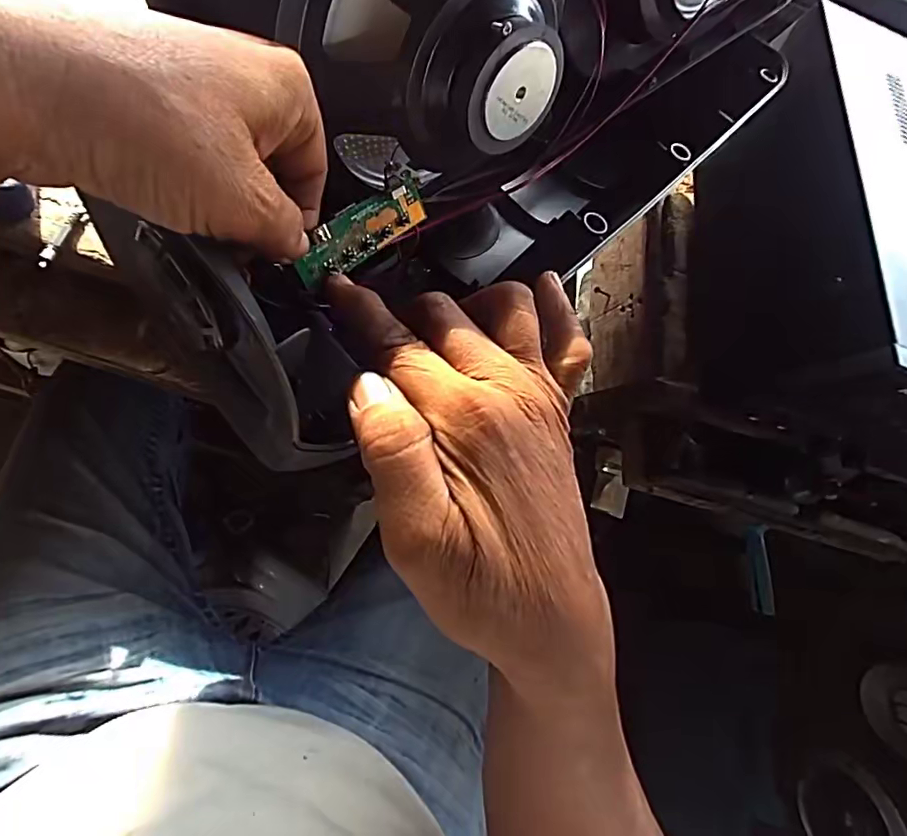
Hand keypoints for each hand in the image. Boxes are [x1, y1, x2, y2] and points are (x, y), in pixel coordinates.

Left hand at [0, 0, 326, 259]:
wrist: (20, 82)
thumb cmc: (136, 119)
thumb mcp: (237, 200)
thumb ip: (281, 230)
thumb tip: (290, 243)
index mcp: (285, 85)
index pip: (315, 168)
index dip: (300, 219)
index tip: (279, 253)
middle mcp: (241, 71)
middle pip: (269, 164)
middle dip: (253, 211)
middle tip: (232, 245)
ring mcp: (188, 77)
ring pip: (221, 160)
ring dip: (210, 200)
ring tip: (183, 218)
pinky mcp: (141, 90)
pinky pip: (177, 149)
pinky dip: (172, 180)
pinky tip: (151, 194)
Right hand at [326, 273, 606, 693]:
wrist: (553, 619)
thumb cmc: (479, 587)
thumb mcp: (415, 540)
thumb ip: (391, 452)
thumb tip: (367, 383)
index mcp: (464, 416)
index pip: (401, 346)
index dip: (363, 313)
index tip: (339, 287)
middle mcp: (507, 390)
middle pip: (447, 316)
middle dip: (404, 309)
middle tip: (374, 322)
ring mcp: (540, 394)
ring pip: (509, 307)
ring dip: (470, 300)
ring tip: (438, 318)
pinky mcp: (558, 409)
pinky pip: (567, 340)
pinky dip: (555, 309)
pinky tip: (545, 291)